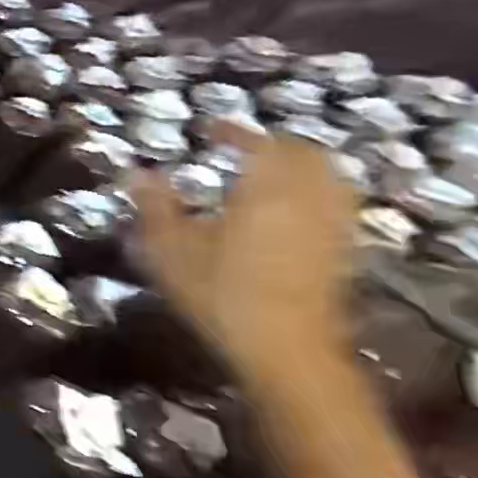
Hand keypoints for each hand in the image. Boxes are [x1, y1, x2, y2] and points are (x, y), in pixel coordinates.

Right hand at [131, 126, 358, 382]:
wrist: (285, 350)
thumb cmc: (221, 292)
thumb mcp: (171, 249)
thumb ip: (155, 208)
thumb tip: (136, 174)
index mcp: (266, 189)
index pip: (258, 144)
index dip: (235, 131)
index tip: (211, 127)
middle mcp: (307, 199)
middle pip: (305, 155)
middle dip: (275, 145)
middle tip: (243, 147)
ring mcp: (331, 227)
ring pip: (328, 178)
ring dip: (300, 167)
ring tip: (269, 173)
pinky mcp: (341, 253)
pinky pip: (333, 205)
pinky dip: (313, 194)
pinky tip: (288, 211)